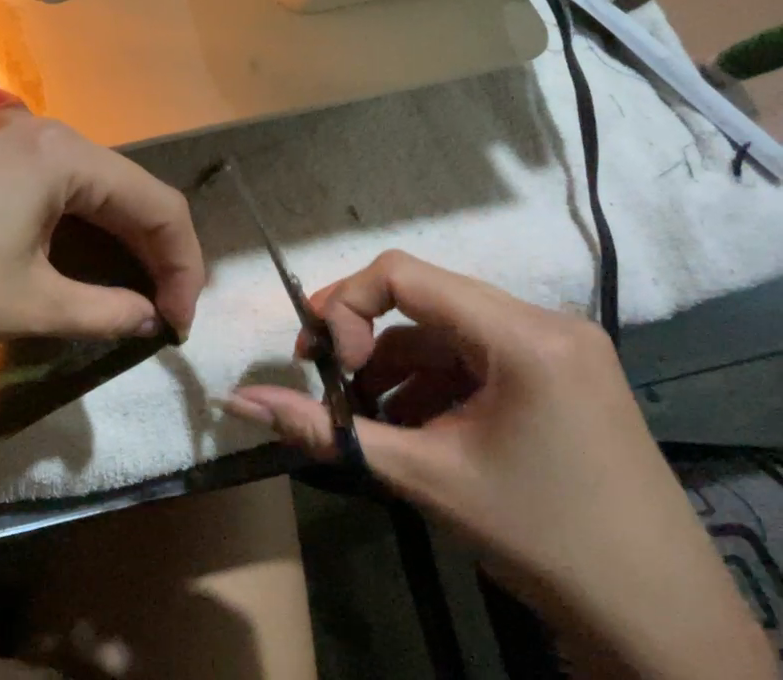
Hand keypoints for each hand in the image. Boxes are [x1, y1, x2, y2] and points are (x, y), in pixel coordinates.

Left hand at [0, 83, 203, 363]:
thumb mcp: (32, 307)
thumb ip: (109, 310)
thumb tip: (149, 316)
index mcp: (59, 153)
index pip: (157, 204)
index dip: (184, 268)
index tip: (182, 325)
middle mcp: (29, 129)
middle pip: (119, 187)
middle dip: (149, 250)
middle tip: (160, 311)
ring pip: (76, 184)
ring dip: (106, 235)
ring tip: (122, 291)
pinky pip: (34, 183)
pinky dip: (62, 221)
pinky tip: (64, 257)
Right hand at [224, 251, 769, 678]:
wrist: (658, 616)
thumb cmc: (539, 533)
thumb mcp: (419, 474)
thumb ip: (321, 429)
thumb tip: (233, 401)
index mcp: (524, 337)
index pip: (402, 275)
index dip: (344, 305)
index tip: (328, 365)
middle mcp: (545, 327)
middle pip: (419, 300)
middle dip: (360, 338)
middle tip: (325, 383)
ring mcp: (558, 353)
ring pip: (439, 333)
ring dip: (389, 369)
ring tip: (370, 423)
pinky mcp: (559, 380)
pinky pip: (469, 359)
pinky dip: (426, 385)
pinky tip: (412, 431)